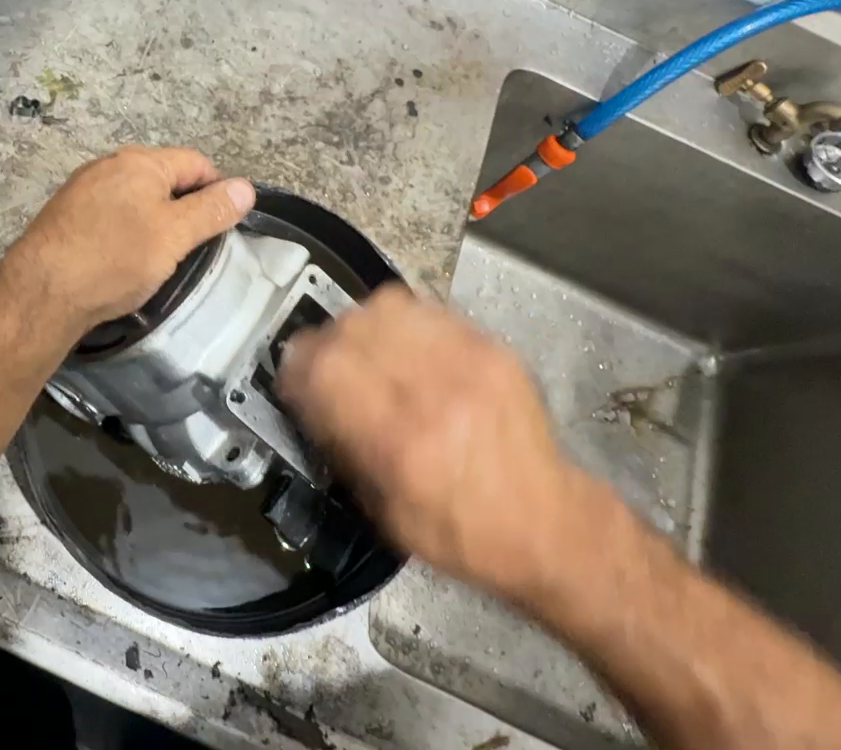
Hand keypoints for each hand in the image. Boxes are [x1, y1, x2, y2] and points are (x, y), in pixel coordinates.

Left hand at [0, 146, 255, 335]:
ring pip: (135, 199)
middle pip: (164, 179)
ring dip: (154, 221)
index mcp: (140, 162)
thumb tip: (246, 187)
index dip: (218, 189)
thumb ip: (211, 210)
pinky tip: (124, 260)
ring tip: (162, 258)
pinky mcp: (65, 217)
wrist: (42, 291)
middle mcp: (108, 166)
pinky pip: (109, 216)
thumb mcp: (174, 236)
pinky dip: (125, 232)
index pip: (195, 163)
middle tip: (196, 247)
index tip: (226, 226)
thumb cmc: (115, 258)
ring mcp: (82, 190)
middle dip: (185, 207)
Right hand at [277, 284, 598, 598]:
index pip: (325, 368)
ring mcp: (468, 363)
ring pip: (383, 306)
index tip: (291, 380)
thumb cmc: (463, 534)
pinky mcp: (491, 348)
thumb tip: (307, 397)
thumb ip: (341, 446)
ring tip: (360, 352)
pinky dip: (397, 321)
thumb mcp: (384, 512)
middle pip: (349, 328)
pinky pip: (423, 308)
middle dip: (322, 344)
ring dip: (358, 326)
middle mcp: (435, 392)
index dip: (295, 367)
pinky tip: (397, 346)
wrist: (549, 526)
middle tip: (322, 366)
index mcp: (402, 443)